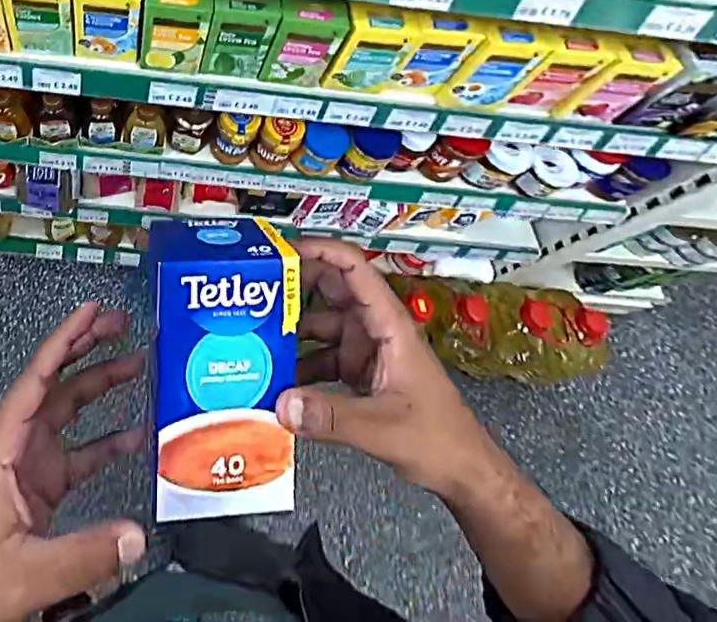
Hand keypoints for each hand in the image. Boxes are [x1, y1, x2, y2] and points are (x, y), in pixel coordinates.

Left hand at [0, 303, 146, 621]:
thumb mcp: (25, 573)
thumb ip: (85, 554)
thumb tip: (135, 533)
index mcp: (2, 451)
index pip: (36, 379)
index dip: (65, 340)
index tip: (89, 313)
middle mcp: (15, 448)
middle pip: (56, 383)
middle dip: (87, 348)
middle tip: (119, 325)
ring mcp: (28, 466)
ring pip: (69, 410)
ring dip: (101, 385)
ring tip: (135, 364)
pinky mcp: (40, 488)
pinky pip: (80, 450)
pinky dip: (106, 439)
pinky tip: (132, 435)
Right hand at [277, 239, 504, 500]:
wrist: (462, 468)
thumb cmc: (439, 437)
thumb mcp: (384, 428)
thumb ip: (332, 417)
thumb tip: (283, 405)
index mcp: (390, 323)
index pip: (354, 269)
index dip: (321, 250)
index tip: (285, 249)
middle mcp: (375, 327)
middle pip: (332, 290)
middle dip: (295, 285)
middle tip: (254, 289)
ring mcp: (366, 348)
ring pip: (321, 325)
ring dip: (291, 330)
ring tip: (255, 335)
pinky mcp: (358, 371)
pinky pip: (321, 357)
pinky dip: (298, 365)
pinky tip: (276, 380)